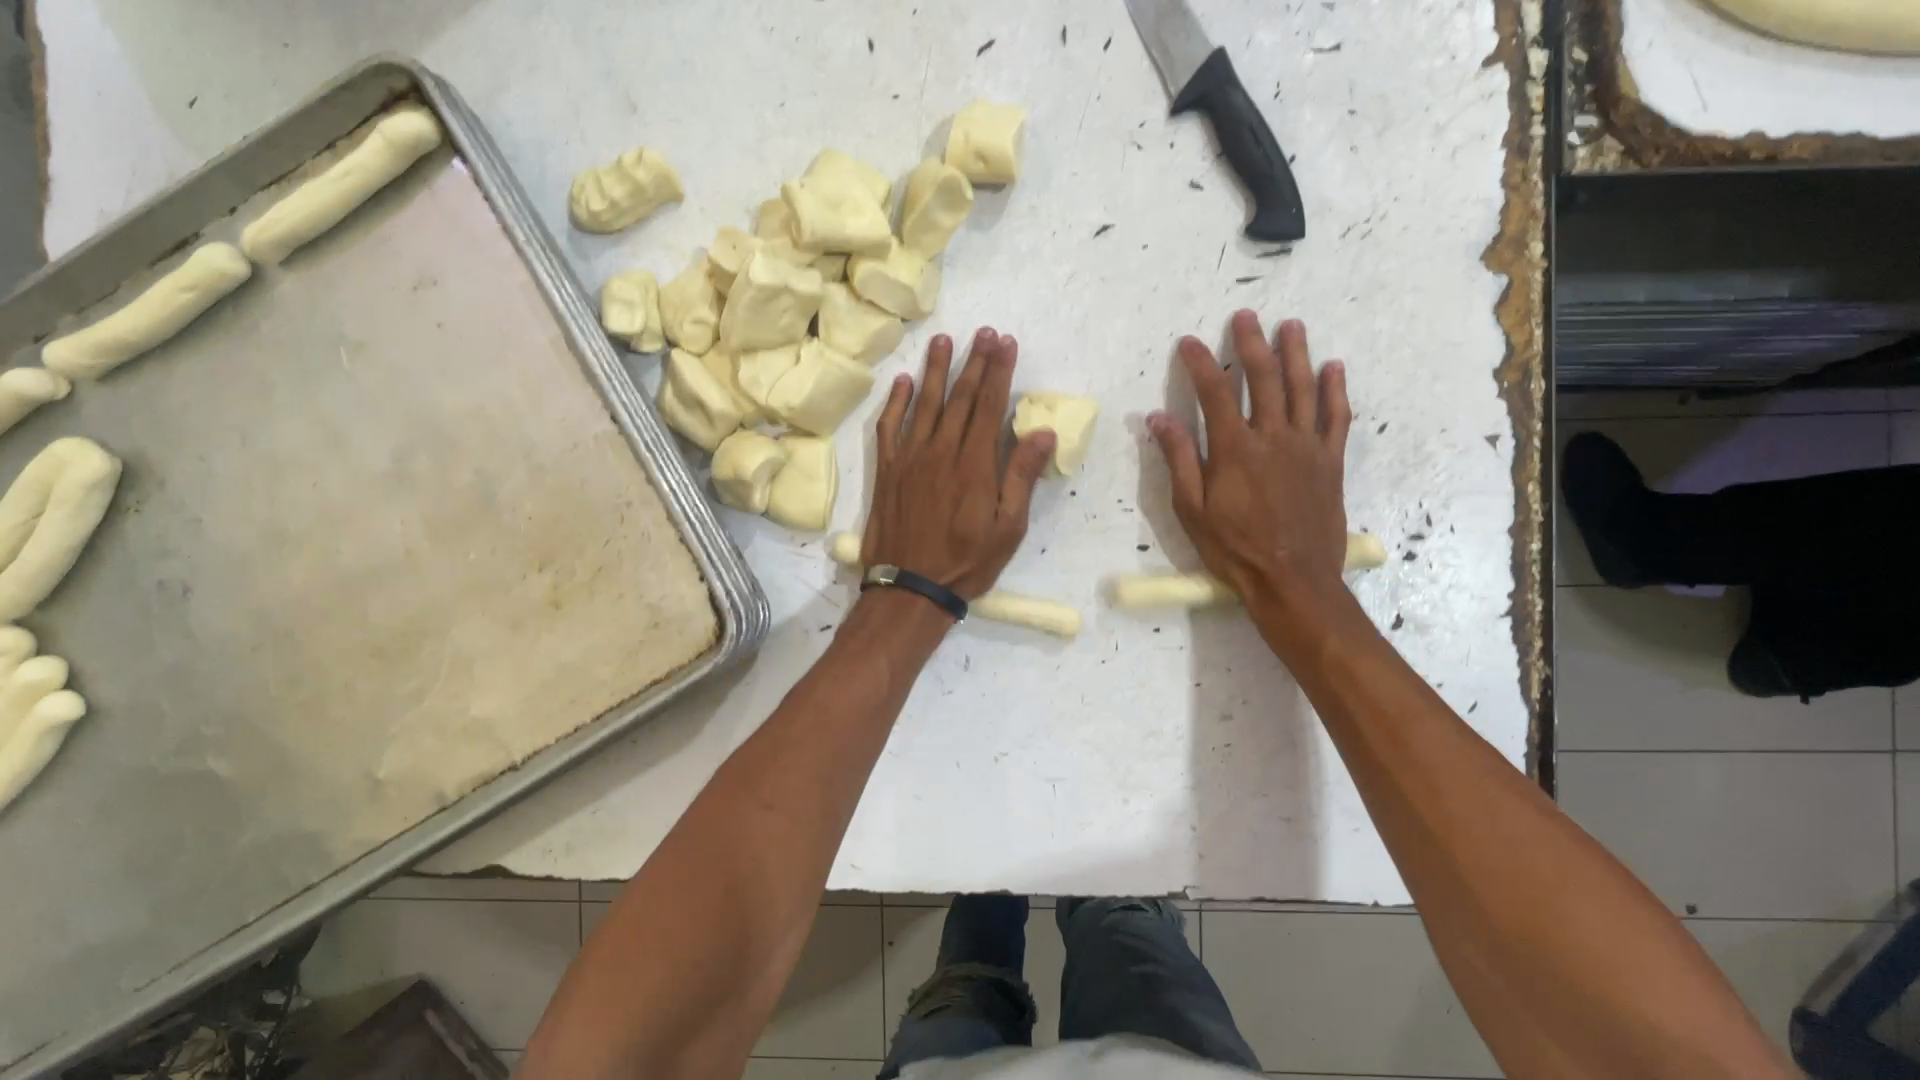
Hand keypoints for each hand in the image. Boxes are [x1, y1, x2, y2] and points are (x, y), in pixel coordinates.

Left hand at [863, 328, 1054, 600]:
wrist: (909, 588)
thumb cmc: (966, 562)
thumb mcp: (1008, 528)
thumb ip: (1021, 477)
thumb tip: (1042, 432)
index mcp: (974, 464)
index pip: (988, 405)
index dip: (998, 371)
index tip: (1005, 343)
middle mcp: (940, 451)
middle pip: (959, 397)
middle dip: (973, 362)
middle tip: (983, 333)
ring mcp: (909, 458)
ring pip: (923, 403)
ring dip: (935, 370)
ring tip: (944, 340)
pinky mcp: (887, 470)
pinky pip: (889, 426)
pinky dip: (896, 401)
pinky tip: (904, 381)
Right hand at [1148, 311, 1352, 613]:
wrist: (1293, 581)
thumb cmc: (1234, 549)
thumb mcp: (1192, 510)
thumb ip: (1179, 459)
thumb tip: (1159, 418)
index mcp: (1235, 449)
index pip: (1214, 392)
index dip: (1200, 363)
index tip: (1189, 342)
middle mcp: (1273, 437)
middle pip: (1263, 378)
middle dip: (1252, 343)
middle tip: (1246, 316)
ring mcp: (1307, 447)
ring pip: (1303, 388)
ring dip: (1296, 353)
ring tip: (1291, 325)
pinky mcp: (1330, 461)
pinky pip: (1336, 417)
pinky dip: (1335, 390)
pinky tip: (1333, 368)